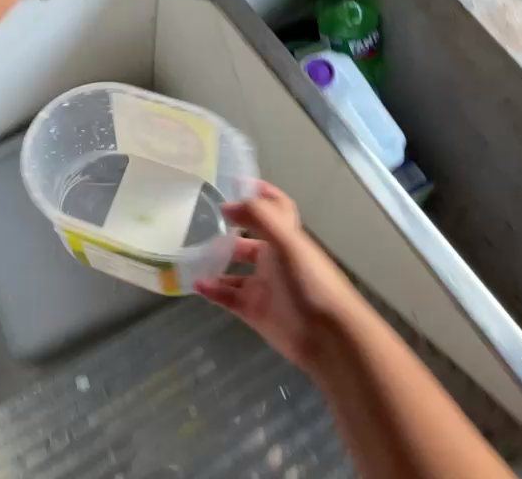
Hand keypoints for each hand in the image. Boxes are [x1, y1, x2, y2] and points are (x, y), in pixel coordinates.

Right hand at [196, 182, 369, 374]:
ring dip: (217, 262)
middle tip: (202, 224)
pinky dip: (213, 290)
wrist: (329, 338)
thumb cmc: (309, 281)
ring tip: (193, 255)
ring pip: (236, 270)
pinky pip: (229, 297)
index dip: (261, 193)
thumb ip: (258, 216)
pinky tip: (197, 284)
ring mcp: (266, 287)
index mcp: (287, 239)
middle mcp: (276, 260)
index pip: (276, 208)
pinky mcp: (256, 311)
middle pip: (251, 240)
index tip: (235, 183)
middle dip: (230, 232)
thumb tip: (227, 206)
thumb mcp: (286, 241)